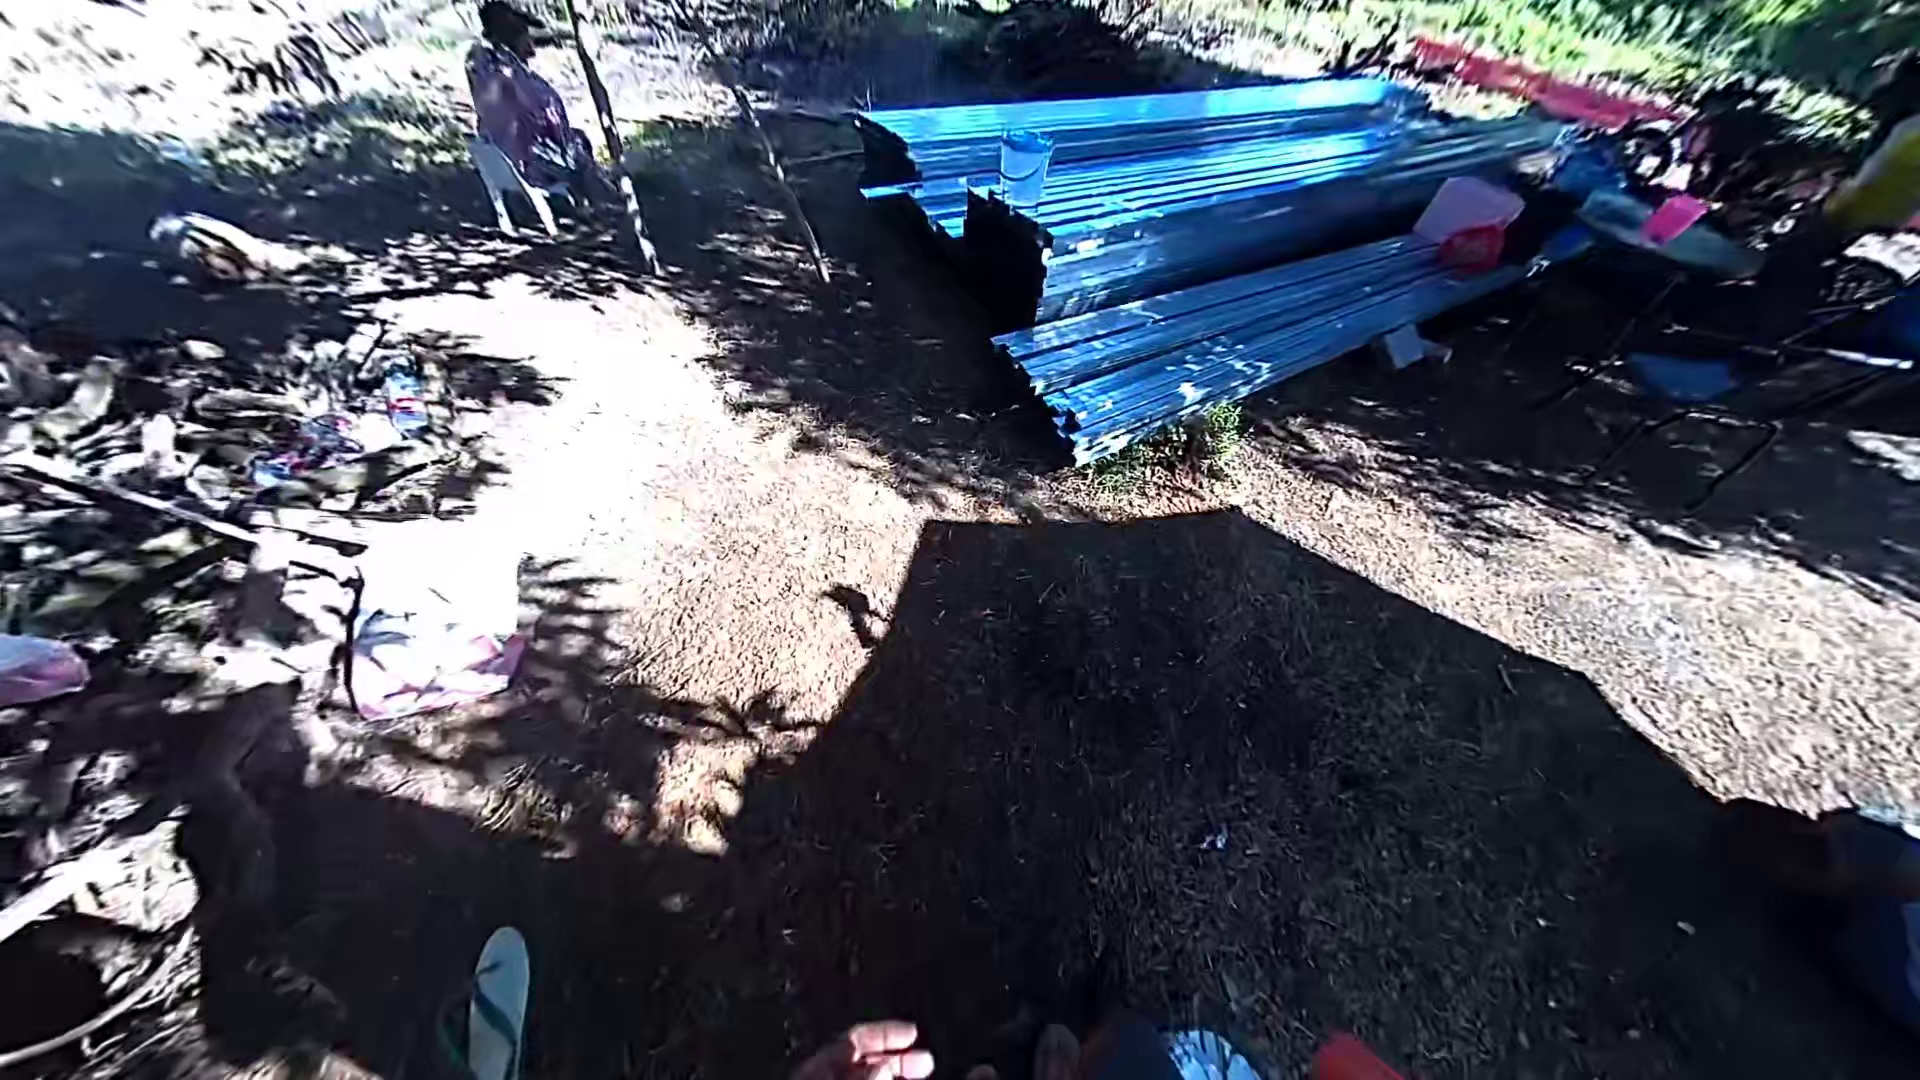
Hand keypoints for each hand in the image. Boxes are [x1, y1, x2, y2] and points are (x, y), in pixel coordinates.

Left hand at [792, 1021, 935, 1079]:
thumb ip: (862, 1075)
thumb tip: (885, 1064)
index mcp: (817, 1064)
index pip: (857, 1036)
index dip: (887, 1032)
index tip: (913, 1033)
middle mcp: (824, 1075)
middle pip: (865, 1061)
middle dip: (897, 1059)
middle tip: (924, 1062)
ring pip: (868, 1078)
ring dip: (892, 1076)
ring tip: (915, 1077)